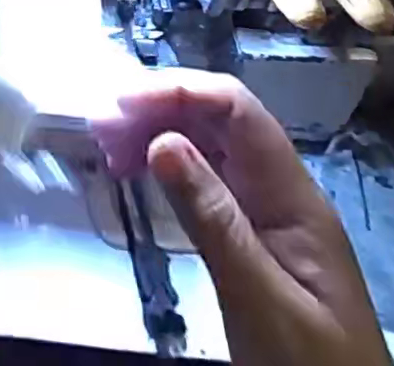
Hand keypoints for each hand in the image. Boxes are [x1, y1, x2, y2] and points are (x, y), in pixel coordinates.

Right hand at [93, 71, 391, 365]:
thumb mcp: (261, 301)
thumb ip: (215, 222)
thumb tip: (164, 142)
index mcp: (291, 191)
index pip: (236, 109)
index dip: (179, 92)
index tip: (123, 104)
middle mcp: (279, 185)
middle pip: (220, 118)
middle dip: (161, 106)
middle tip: (102, 124)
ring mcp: (267, 206)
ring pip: (211, 143)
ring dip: (160, 130)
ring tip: (110, 143)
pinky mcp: (252, 230)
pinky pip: (207, 177)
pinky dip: (170, 165)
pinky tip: (140, 170)